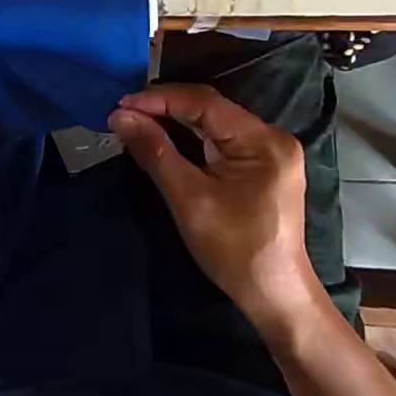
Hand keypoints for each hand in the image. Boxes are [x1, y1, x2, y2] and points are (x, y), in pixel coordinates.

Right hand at [108, 85, 323, 328]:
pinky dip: (191, 135)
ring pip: (215, 121)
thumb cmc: (233, 250)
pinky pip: (221, 138)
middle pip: (211, 107)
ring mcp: (270, 150)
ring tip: (137, 118)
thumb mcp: (189, 199)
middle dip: (166, 105)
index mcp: (262, 140)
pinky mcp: (262, 164)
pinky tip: (165, 135)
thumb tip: (120, 116)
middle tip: (125, 110)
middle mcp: (271, 136)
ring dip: (176, 118)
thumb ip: (155, 151)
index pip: (204, 103)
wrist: (275, 296)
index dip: (159, 99)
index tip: (121, 104)